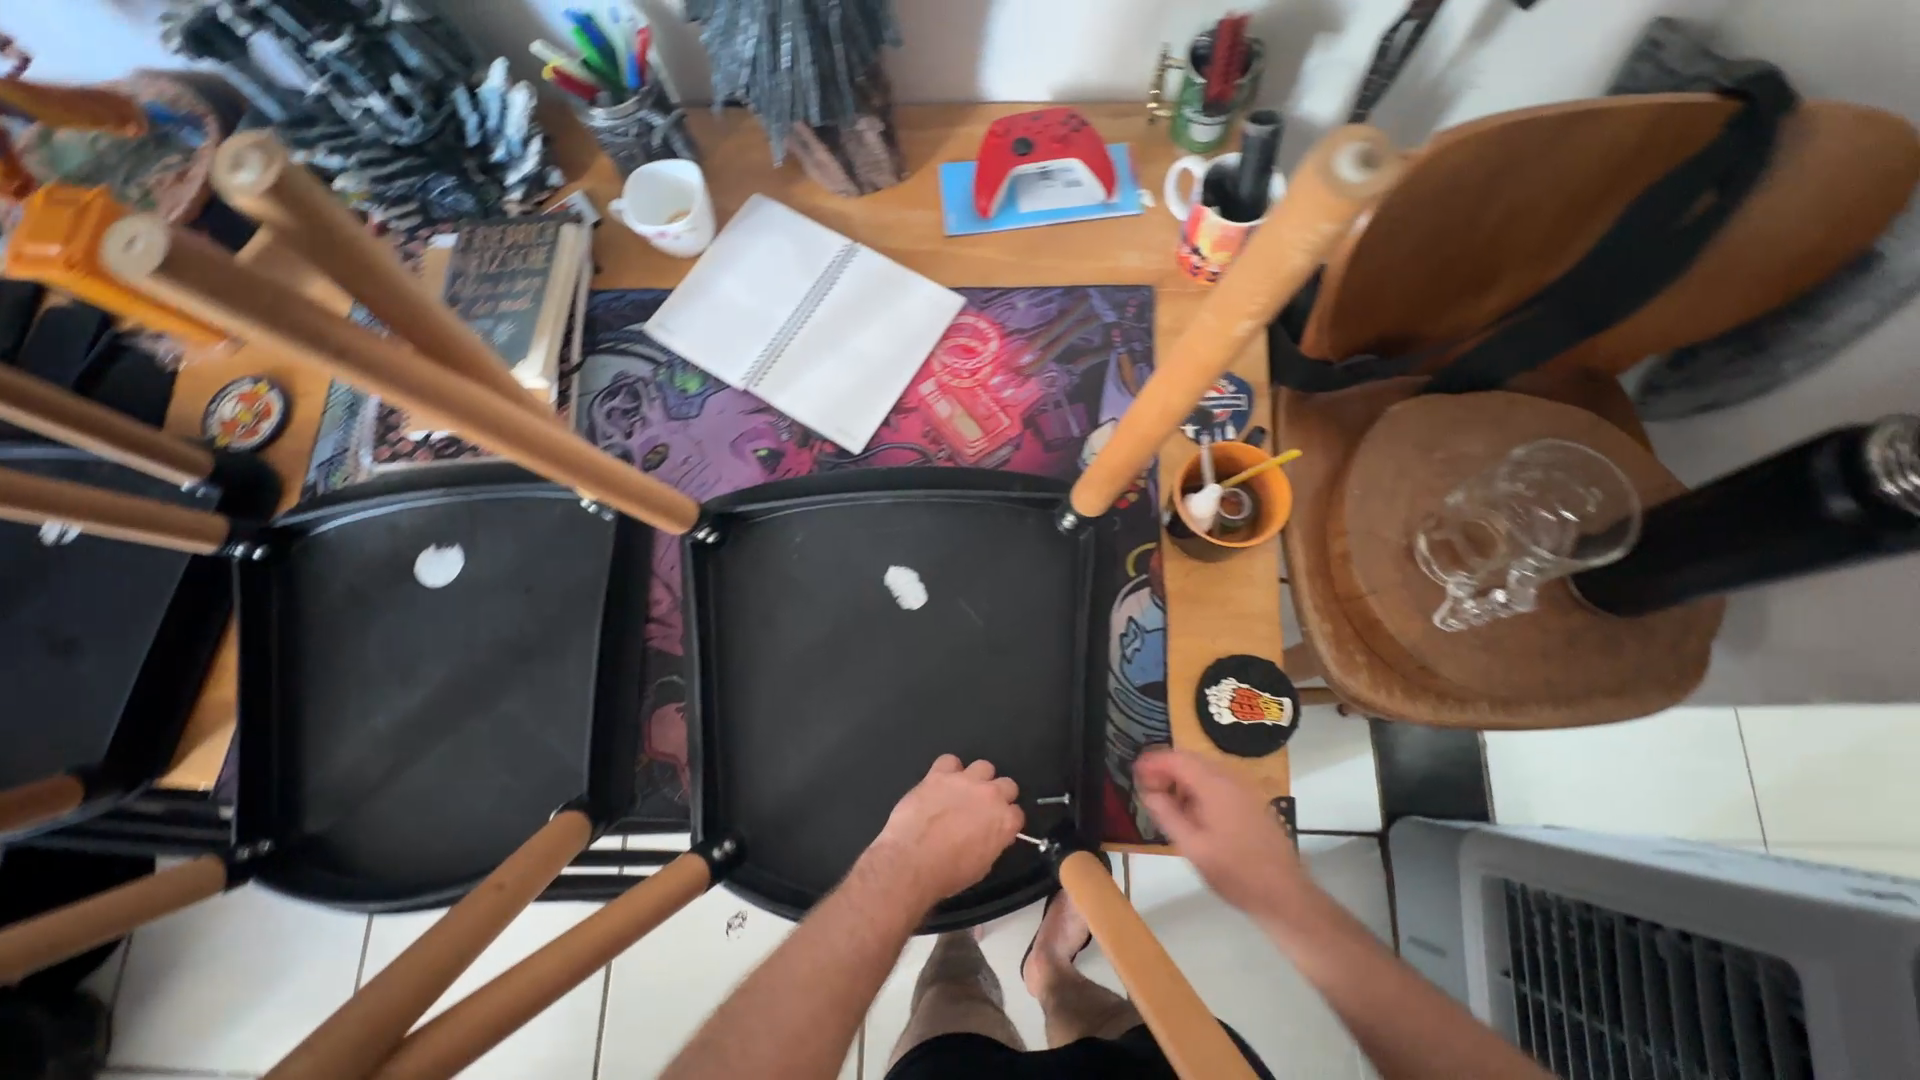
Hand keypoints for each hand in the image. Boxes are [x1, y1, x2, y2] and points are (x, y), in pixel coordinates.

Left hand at [869, 755, 1023, 905]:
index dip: (1006, 821)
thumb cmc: (947, 873)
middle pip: (1007, 784)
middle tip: (982, 809)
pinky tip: (940, 783)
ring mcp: (964, 781)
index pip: (1017, 813)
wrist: (911, 862)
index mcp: (1004, 821)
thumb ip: (992, 843)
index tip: (997, 827)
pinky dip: (947, 770)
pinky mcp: (938, 774)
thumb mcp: (981, 867)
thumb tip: (990, 835)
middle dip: (998, 795)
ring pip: (983, 766)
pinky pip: (949, 761)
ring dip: (977, 779)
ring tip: (962, 793)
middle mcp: (990, 795)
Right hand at [1135, 749, 1308, 920]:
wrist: (1284, 894)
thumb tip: (1148, 792)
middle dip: (1166, 769)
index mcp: (1215, 786)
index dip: (1153, 762)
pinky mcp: (1252, 803)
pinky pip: (1219, 784)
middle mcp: (1231, 780)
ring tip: (1165, 801)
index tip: (1134, 773)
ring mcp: (1245, 790)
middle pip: (1191, 760)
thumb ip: (1168, 815)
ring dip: (1182, 780)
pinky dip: (1199, 789)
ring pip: (1205, 771)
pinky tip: (1192, 812)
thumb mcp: (1193, 847)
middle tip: (1146, 788)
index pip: (1177, 759)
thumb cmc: (1235, 873)